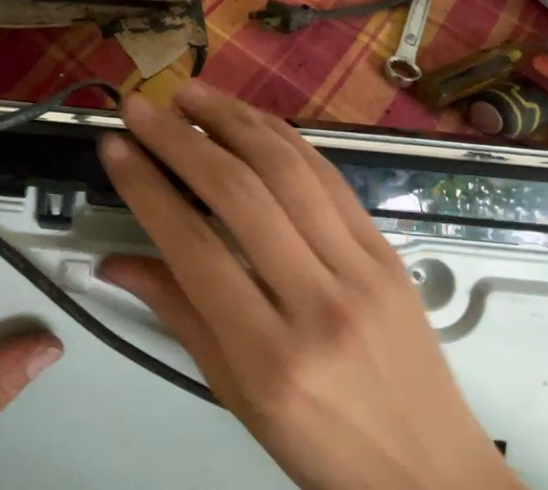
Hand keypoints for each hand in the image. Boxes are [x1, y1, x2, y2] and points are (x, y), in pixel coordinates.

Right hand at [98, 82, 522, 489]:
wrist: (435, 475)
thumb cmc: (321, 446)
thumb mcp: (235, 393)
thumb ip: (176, 314)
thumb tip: (112, 263)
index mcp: (269, 355)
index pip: (193, 248)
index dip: (146, 188)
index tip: (114, 148)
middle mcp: (319, 303)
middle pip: (239, 196)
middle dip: (179, 141)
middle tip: (139, 109)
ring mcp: (363, 271)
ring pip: (289, 171)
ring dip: (232, 120)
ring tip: (189, 95)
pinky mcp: (389, 252)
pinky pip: (329, 178)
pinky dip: (283, 138)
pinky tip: (249, 119)